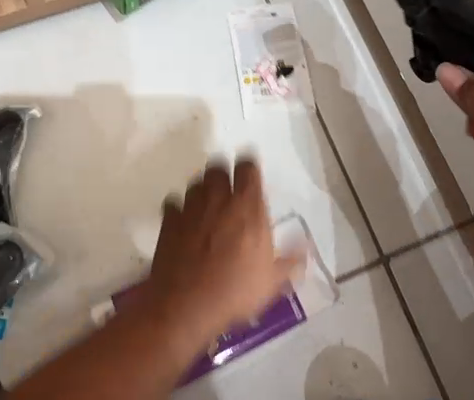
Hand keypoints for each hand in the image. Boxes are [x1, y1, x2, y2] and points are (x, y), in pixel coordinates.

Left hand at [143, 158, 302, 343]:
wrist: (186, 306)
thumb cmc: (235, 292)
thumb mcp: (272, 283)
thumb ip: (289, 260)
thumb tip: (305, 246)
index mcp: (246, 207)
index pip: (248, 167)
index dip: (249, 169)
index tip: (251, 179)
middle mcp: (218, 199)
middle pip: (218, 168)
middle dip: (223, 176)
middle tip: (229, 194)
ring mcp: (190, 208)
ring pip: (196, 183)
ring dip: (203, 191)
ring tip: (208, 209)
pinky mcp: (169, 221)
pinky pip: (173, 204)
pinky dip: (179, 210)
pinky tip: (184, 224)